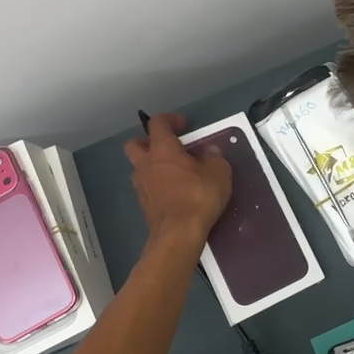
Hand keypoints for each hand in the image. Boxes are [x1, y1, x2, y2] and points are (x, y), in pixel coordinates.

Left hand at [123, 112, 231, 243]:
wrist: (178, 233)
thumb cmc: (198, 196)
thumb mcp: (218, 172)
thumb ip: (214, 158)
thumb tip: (210, 151)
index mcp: (162, 149)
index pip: (157, 123)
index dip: (169, 119)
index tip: (183, 124)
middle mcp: (146, 164)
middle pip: (134, 144)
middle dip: (147, 142)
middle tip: (167, 147)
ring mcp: (141, 186)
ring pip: (138, 168)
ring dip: (151, 166)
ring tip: (173, 172)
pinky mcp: (143, 205)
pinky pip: (146, 187)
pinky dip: (156, 185)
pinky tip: (173, 192)